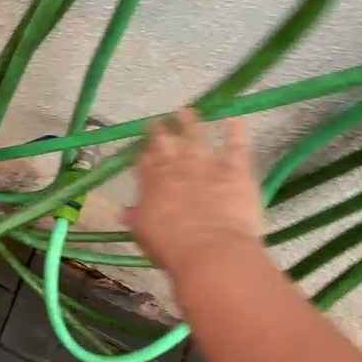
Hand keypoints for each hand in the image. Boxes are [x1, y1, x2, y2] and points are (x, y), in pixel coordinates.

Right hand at [126, 109, 266, 278]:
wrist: (211, 250)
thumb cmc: (171, 246)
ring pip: (196, 137)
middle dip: (159, 132)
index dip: (143, 154)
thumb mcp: (143, 232)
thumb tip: (124, 213)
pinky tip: (235, 120)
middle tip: (156, 122)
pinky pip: (237, 147)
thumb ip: (136, 218)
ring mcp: (206, 166)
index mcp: (151, 181)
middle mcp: (175, 167)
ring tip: (186, 111)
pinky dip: (236, 133)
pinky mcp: (236, 171)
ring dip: (190, 123)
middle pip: (164, 144)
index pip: (144, 161)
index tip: (142, 149)